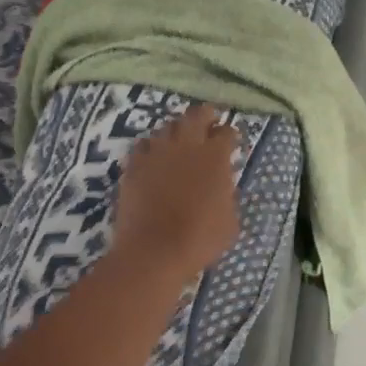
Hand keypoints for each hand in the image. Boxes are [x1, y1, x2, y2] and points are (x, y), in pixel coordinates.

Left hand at [109, 104, 240, 283]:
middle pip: (195, 115)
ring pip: (167, 127)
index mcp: (215, 158)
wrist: (155, 250)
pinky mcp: (133, 166)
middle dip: (205, 115)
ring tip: (180, 140)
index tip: (232, 140)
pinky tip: (154, 158)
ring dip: (177, 131)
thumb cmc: (201, 239)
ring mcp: (156, 153)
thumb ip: (227, 195)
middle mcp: (186, 146)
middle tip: (208, 121)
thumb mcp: (230, 220)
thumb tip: (223, 186)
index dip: (231, 135)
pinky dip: (151, 148)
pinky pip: (143, 146)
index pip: (227, 133)